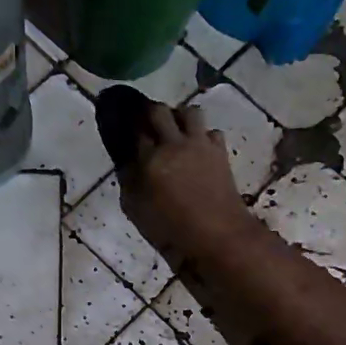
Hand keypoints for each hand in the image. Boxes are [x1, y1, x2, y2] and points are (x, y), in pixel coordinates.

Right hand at [118, 101, 258, 264]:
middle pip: (159, 111)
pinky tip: (198, 148)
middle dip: (150, 112)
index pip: (135, 131)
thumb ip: (129, 182)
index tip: (125, 126)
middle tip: (147, 122)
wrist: (218, 234)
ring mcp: (199, 144)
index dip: (128, 125)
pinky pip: (211, 131)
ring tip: (175, 130)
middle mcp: (174, 144)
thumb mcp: (137, 210)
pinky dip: (203, 135)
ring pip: (189, 111)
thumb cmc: (172, 228)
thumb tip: (127, 165)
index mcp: (150, 159)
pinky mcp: (220, 151)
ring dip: (179, 116)